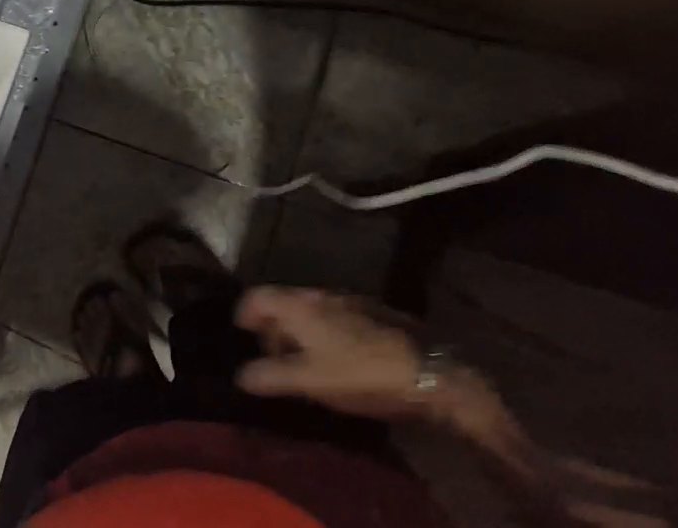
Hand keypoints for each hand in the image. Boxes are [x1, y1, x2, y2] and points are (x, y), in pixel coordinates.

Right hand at [233, 286, 435, 420]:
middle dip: (275, 327)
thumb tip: (240, 376)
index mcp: (297, 306)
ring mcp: (351, 302)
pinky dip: (328, 332)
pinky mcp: (377, 314)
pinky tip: (343, 358)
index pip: (256, 297)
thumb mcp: (310, 381)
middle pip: (284, 302)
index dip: (245, 313)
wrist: (437, 375)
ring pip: (313, 310)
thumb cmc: (362, 373)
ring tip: (311, 361)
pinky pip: (338, 317)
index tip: (244, 332)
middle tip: (278, 356)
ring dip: (303, 330)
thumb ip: (271, 376)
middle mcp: (319, 295)